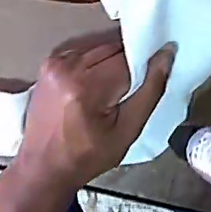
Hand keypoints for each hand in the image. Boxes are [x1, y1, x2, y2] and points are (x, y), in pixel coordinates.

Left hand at [11, 29, 174, 193]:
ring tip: (111, 89)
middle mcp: (68, 66)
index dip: (144, 66)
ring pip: (100, 45)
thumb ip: (151, 89)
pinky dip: (95, 60)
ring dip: (112, 60)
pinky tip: (95, 83)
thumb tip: (166, 54)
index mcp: (87, 85)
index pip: (130, 56)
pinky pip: (83, 50)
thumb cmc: (87, 155)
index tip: (145, 83)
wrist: (44, 166)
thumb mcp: (128, 130)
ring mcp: (55, 63)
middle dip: (128, 63)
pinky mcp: (49, 63)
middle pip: (114, 47)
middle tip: (128, 90)